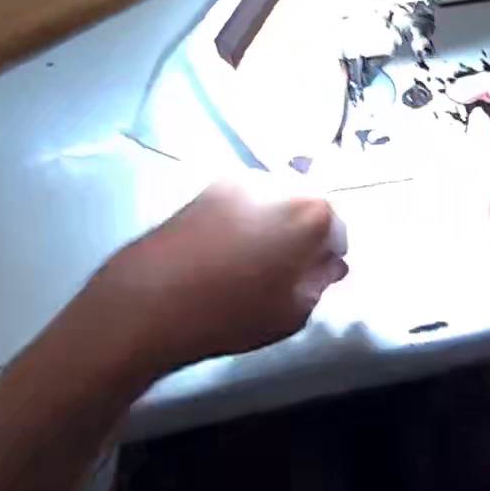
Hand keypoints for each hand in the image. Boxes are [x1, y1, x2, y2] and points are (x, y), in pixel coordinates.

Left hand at [88, 180, 347, 372]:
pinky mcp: (211, 185)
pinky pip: (244, 201)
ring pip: (275, 200)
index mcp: (312, 209)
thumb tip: (330, 264)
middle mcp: (282, 181)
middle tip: (285, 270)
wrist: (152, 298)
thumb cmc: (232, 311)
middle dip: (303, 233)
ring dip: (274, 223)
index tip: (313, 278)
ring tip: (251, 260)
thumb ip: (321, 281)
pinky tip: (227, 249)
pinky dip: (246, 219)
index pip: (337, 229)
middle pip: (306, 206)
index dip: (328, 256)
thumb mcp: (293, 311)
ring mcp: (243, 179)